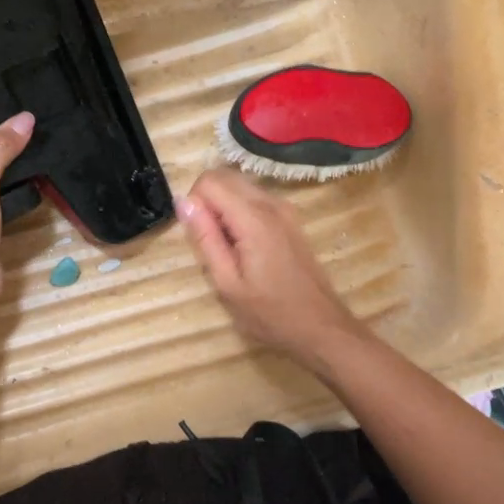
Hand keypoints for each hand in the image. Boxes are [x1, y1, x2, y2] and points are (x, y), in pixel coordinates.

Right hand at [177, 168, 366, 369]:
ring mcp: (285, 209)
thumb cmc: (269, 313)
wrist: (320, 327)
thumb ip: (205, 238)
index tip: (199, 237)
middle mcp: (271, 204)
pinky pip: (256, 199)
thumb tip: (183, 202)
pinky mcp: (291, 218)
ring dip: (224, 207)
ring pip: (240, 185)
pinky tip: (245, 247)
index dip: (195, 204)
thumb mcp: (227, 283)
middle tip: (211, 242)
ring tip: (228, 248)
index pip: (210, 181)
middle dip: (207, 201)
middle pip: (225, 176)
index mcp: (254, 219)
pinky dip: (240, 212)